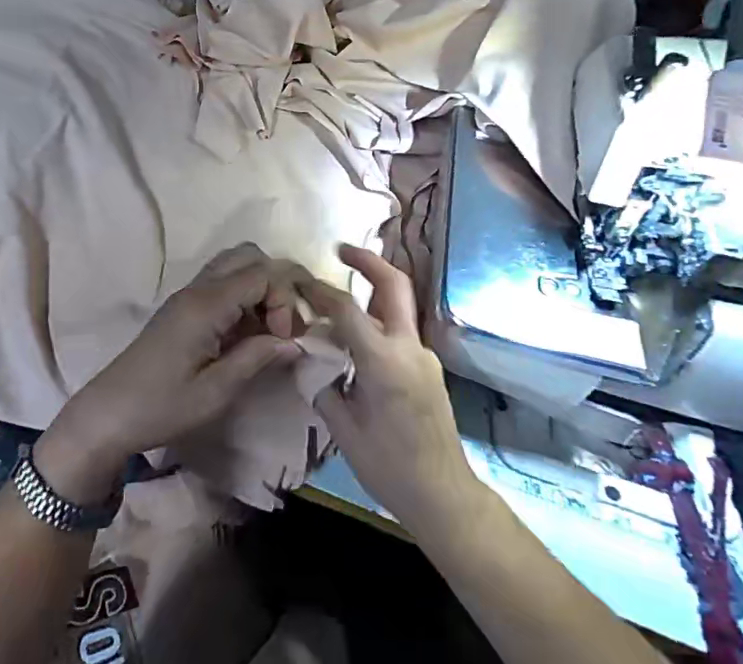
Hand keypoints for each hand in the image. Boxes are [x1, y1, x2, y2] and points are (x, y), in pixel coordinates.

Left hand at [36, 244, 304, 503]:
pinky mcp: (183, 309)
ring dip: (261, 289)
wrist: (108, 414)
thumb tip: (296, 342)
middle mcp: (197, 289)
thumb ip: (257, 358)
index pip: (261, 273)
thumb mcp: (215, 392)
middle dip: (277, 284)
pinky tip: (249, 334)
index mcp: (205, 304)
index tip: (283, 339)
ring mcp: (188, 296)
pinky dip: (245, 298)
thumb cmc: (161, 407)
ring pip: (235, 266)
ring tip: (269, 331)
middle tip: (282, 327)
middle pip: (249, 256)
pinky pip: (222, 285)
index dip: (284, 300)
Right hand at [303, 246, 487, 538]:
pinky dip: (379, 321)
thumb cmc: (389, 465)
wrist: (443, 494)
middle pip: (395, 285)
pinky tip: (358, 340)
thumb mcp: (343, 428)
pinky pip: (401, 331)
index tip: (299, 284)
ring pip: (400, 306)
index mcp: (385, 361)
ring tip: (340, 297)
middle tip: (341, 250)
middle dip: (368, 260)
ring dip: (374, 290)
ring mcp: (424, 356)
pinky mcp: (429, 368)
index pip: (347, 309)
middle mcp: (410, 348)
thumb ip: (322, 385)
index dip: (319, 292)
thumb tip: (308, 359)